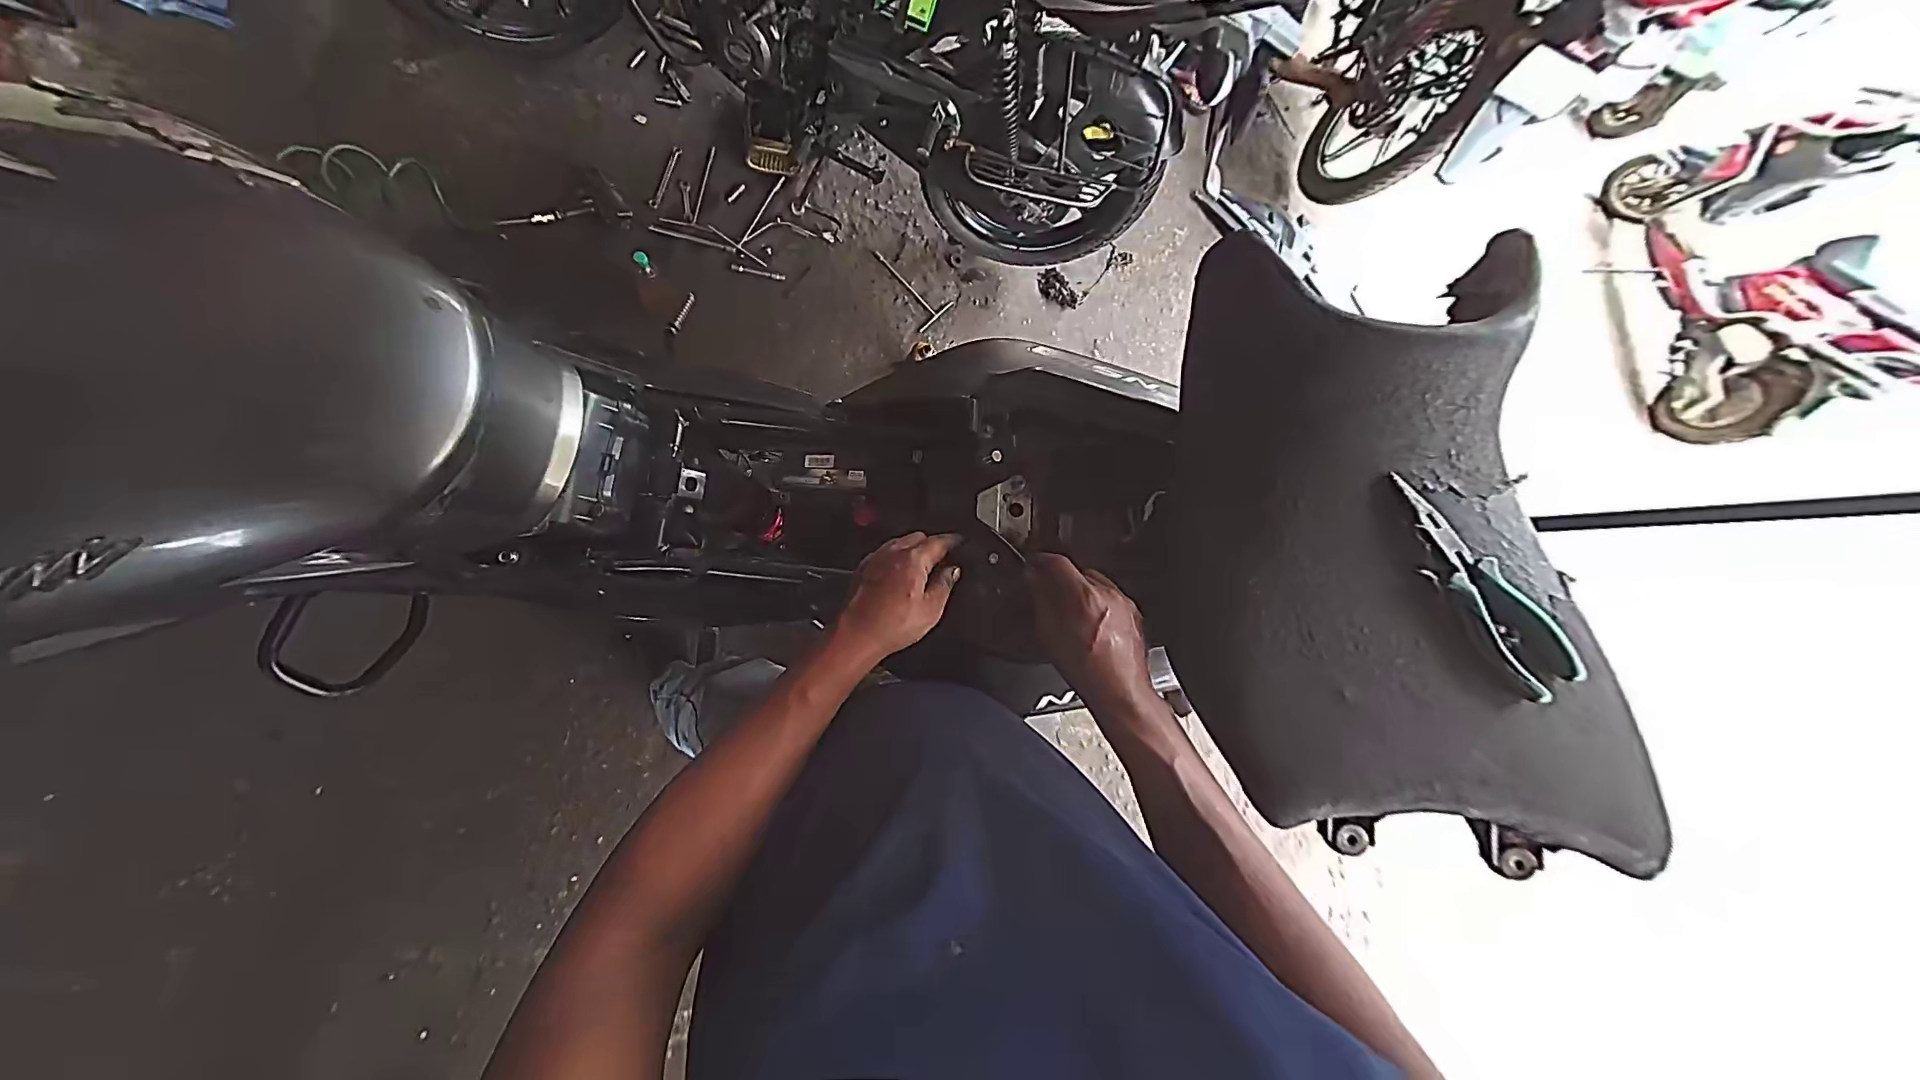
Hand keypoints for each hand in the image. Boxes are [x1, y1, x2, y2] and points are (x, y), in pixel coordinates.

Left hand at [830, 532, 961, 663]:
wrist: (857, 635)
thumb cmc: (890, 626)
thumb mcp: (930, 610)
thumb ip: (944, 585)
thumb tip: (952, 571)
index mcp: (913, 559)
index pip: (939, 541)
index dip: (953, 541)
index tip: (960, 542)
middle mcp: (892, 553)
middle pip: (918, 537)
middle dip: (932, 544)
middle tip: (942, 559)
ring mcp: (876, 559)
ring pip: (900, 543)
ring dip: (913, 550)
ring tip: (921, 569)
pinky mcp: (863, 568)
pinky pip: (885, 554)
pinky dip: (895, 558)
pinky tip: (899, 575)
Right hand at [1028, 554, 1156, 712]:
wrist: (1120, 690)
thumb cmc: (1087, 670)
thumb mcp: (1049, 634)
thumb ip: (1041, 600)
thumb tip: (1035, 580)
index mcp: (1083, 597)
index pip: (1057, 562)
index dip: (1041, 561)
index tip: (1034, 565)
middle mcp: (1107, 594)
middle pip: (1077, 571)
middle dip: (1062, 580)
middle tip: (1050, 594)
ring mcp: (1123, 602)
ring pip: (1095, 583)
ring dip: (1081, 592)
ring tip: (1072, 616)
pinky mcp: (1133, 612)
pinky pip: (1110, 597)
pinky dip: (1098, 604)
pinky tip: (1090, 625)